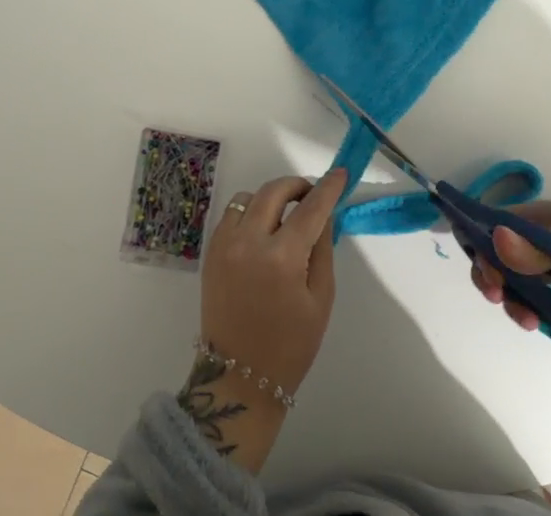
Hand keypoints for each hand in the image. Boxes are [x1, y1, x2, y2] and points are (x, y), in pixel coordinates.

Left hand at [199, 169, 346, 394]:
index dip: (328, 188)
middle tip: (312, 195)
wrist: (240, 375)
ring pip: (248, 198)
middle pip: (273, 191)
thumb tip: (323, 215)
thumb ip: (322, 250)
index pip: (310, 208)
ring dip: (270, 198)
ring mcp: (224, 245)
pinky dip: (248, 212)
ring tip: (285, 215)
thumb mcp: (321, 298)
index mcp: (282, 257)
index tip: (340, 174)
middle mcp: (249, 242)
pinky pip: (230, 215)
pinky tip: (262, 231)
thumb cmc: (291, 344)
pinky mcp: (210, 252)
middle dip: (297, 186)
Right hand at [469, 201, 550, 347]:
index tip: (491, 281)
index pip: (493, 231)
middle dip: (503, 290)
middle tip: (514, 312)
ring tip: (548, 329)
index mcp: (541, 220)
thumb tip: (494, 241)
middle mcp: (548, 243)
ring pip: (530, 294)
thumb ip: (541, 248)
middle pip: (506, 266)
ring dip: (530, 313)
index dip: (482, 253)